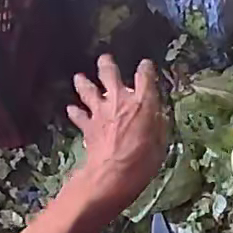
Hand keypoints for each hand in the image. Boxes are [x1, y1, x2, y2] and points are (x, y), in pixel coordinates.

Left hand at [66, 54, 167, 215]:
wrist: (113, 174)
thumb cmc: (143, 160)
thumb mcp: (160, 141)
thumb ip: (157, 122)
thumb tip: (155, 113)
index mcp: (142, 102)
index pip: (145, 76)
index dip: (146, 69)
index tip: (146, 65)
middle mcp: (119, 100)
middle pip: (110, 74)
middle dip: (107, 64)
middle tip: (105, 59)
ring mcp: (100, 111)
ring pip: (88, 90)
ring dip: (83, 82)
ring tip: (79, 77)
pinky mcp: (87, 125)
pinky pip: (78, 114)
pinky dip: (75, 111)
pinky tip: (71, 109)